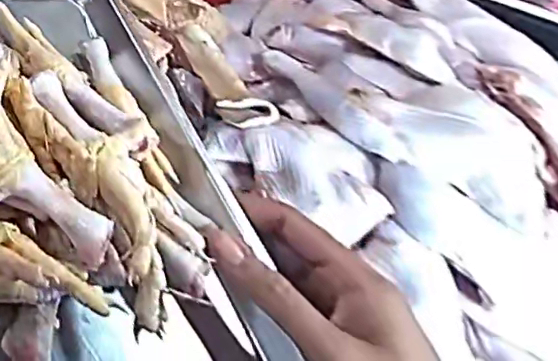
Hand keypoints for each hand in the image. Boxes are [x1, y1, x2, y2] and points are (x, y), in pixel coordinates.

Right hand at [206, 194, 438, 360]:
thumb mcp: (330, 349)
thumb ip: (274, 296)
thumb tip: (222, 242)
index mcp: (358, 277)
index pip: (292, 223)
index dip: (248, 210)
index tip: (204, 210)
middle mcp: (354, 291)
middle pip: (288, 251)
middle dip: (245, 244)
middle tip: (199, 244)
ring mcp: (350, 322)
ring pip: (290, 283)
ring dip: (254, 276)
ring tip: (212, 272)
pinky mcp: (345, 348)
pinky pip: (298, 313)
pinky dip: (268, 306)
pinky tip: (245, 311)